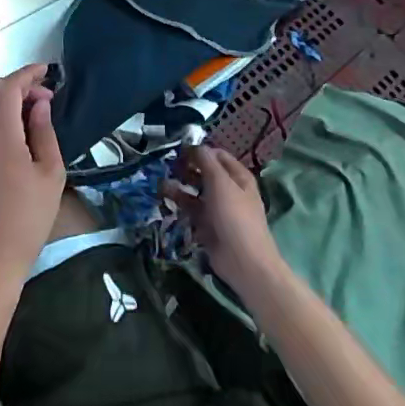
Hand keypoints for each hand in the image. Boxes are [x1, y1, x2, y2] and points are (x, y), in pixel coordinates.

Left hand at [0, 64, 64, 288]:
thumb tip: (39, 105)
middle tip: (45, 97)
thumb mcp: (50, 174)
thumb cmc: (28, 218)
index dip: (28, 74)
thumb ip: (44, 132)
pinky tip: (12, 134)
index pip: (8, 88)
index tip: (48, 72)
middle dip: (18, 86)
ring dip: (4, 102)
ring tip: (30, 115)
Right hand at [166, 146, 285, 293]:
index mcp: (238, 177)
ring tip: (161, 183)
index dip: (199, 151)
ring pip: (196, 192)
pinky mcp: (208, 226)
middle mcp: (229, 190)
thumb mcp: (221, 183)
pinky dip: (180, 204)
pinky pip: (192, 210)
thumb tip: (197, 145)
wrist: (243, 260)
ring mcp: (218, 209)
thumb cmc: (234, 216)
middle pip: (205, 173)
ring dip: (180, 187)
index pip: (217, 156)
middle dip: (187, 168)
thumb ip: (207, 162)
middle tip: (167, 166)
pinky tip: (165, 200)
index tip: (178, 150)